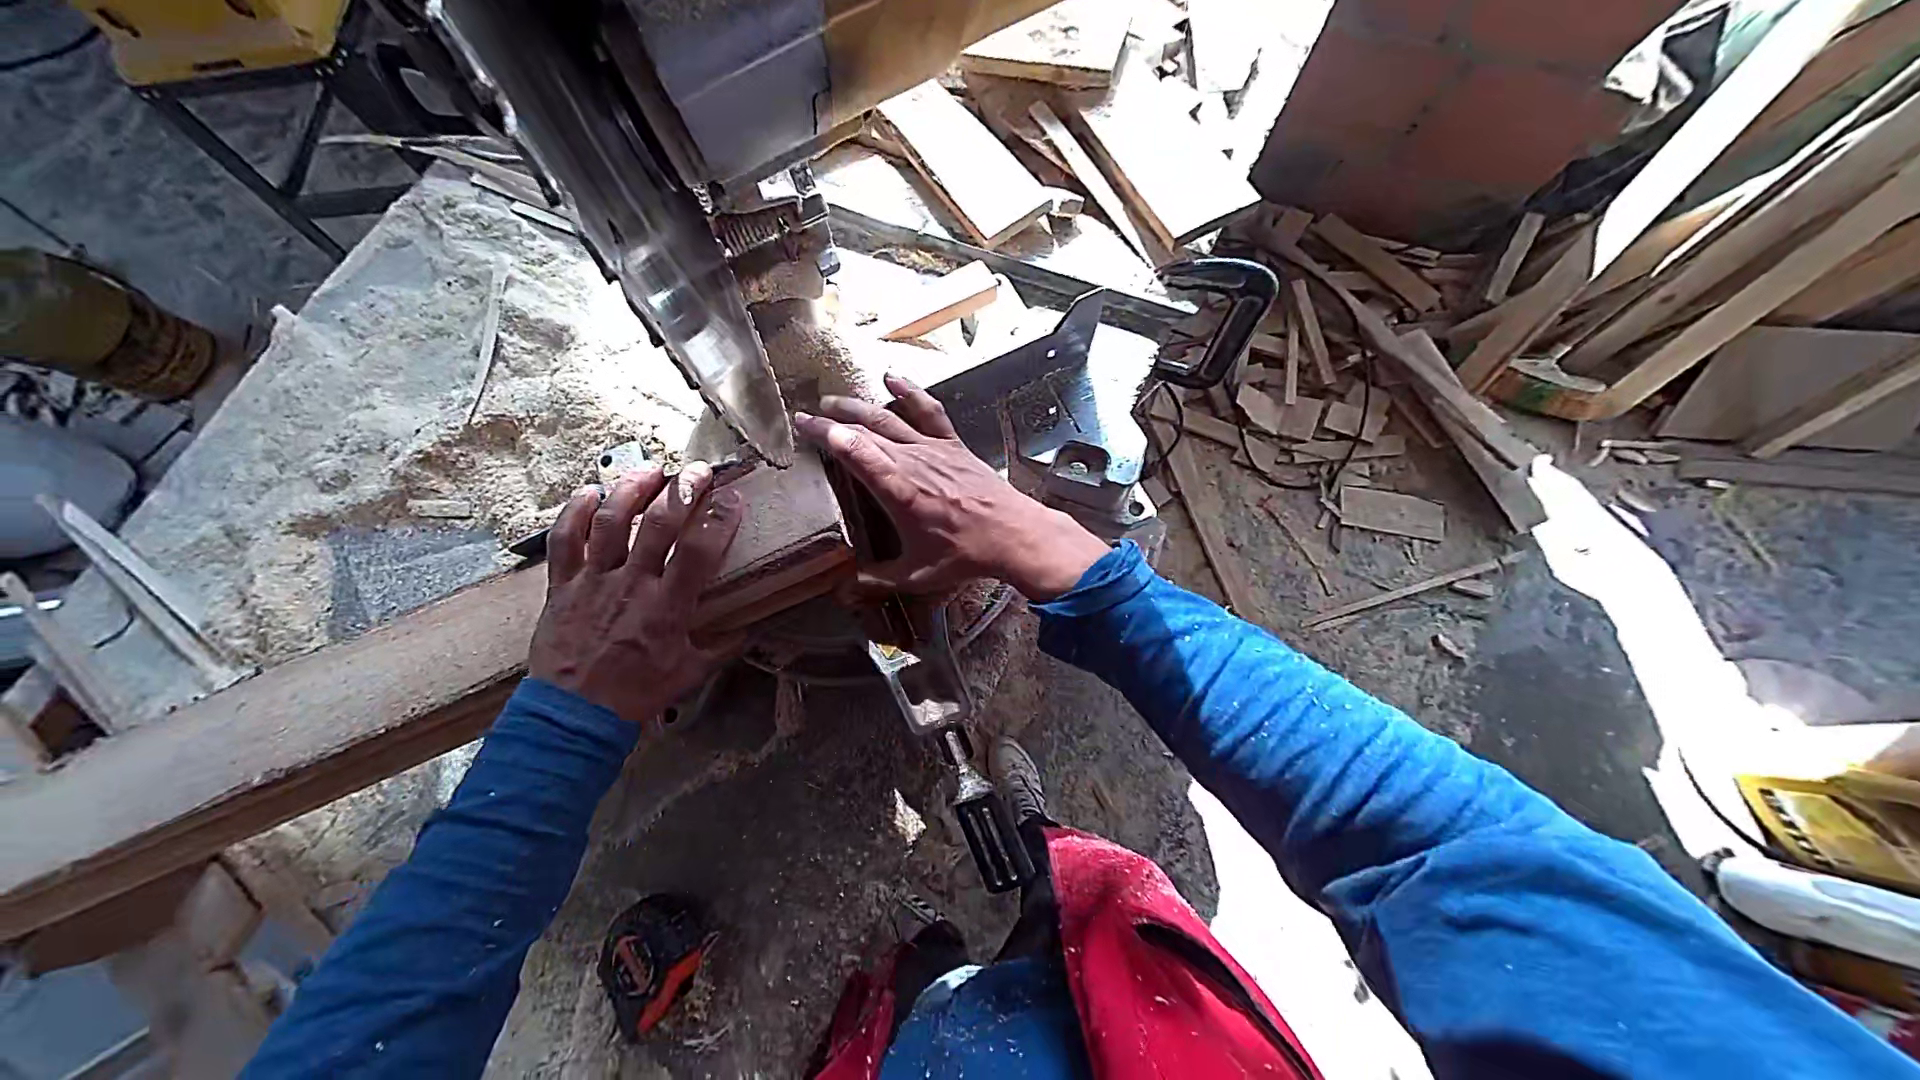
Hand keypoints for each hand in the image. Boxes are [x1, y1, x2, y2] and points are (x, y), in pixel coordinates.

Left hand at [528, 462, 742, 725]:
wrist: (574, 715)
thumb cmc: (636, 693)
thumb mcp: (691, 672)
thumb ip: (725, 646)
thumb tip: (752, 628)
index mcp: (667, 608)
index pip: (699, 551)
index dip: (718, 519)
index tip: (733, 498)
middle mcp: (630, 586)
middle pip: (657, 524)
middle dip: (682, 490)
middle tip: (698, 471)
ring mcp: (593, 582)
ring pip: (609, 522)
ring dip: (630, 489)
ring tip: (651, 470)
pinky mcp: (562, 586)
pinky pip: (563, 541)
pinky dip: (573, 512)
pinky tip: (588, 492)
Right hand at [792, 373, 1108, 600]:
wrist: (1013, 534)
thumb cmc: (965, 555)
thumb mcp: (916, 575)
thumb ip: (876, 580)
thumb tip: (842, 592)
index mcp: (898, 490)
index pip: (853, 451)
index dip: (824, 433)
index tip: (803, 425)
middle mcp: (913, 461)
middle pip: (866, 430)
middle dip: (833, 419)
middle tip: (809, 415)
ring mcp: (934, 449)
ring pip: (890, 418)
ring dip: (859, 406)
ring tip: (834, 400)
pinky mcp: (953, 445)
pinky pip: (929, 412)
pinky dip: (910, 393)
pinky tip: (893, 378)